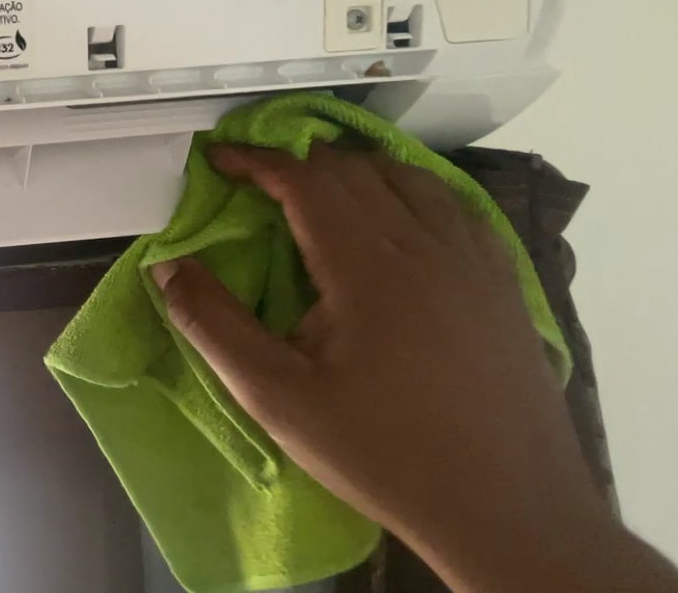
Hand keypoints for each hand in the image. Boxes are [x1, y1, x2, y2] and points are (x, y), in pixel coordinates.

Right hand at [153, 144, 677, 592]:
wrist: (511, 518)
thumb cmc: (382, 450)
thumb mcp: (273, 394)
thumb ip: (210, 322)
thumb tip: (166, 264)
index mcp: (369, 267)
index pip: (307, 181)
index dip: (257, 160)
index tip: (217, 159)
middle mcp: (428, 251)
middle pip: (356, 171)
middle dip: (297, 160)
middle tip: (252, 174)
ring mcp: (477, 268)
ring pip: (412, 181)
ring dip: (354, 169)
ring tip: (316, 186)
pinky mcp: (505, 291)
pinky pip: (458, 210)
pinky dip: (412, 192)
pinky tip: (395, 216)